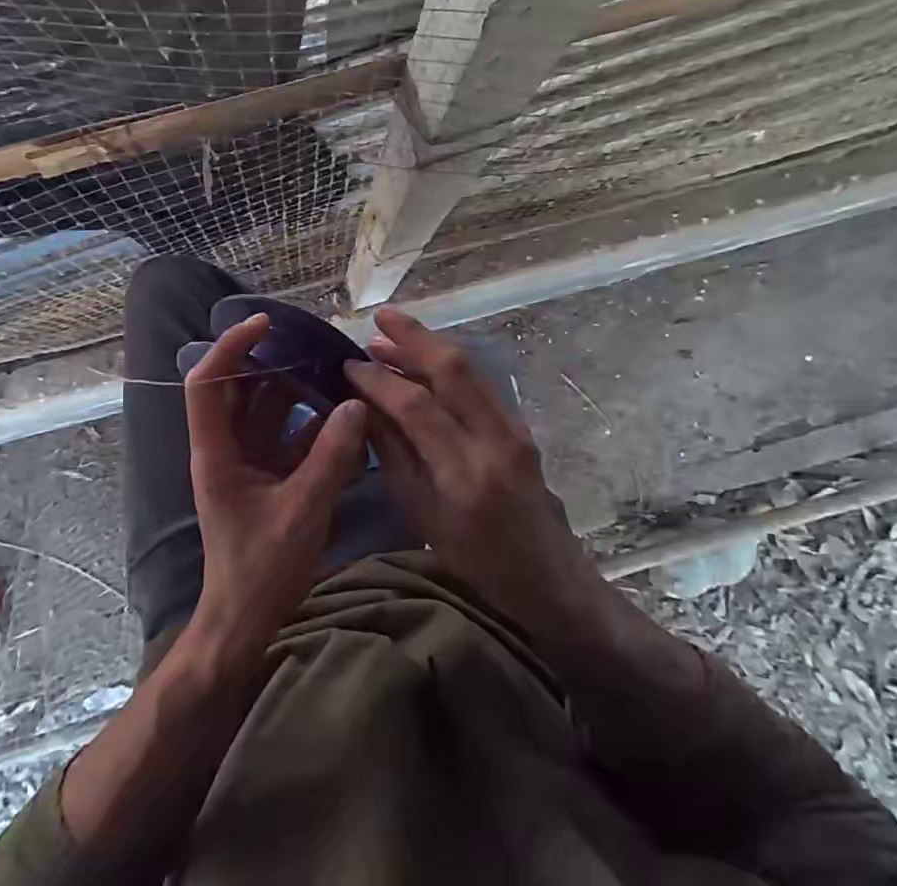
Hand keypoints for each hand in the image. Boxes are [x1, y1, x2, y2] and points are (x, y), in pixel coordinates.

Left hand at [185, 313, 369, 651]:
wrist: (245, 620)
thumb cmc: (261, 569)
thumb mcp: (303, 511)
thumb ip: (331, 458)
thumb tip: (356, 406)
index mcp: (216, 453)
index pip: (208, 383)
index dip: (230, 347)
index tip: (265, 323)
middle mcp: (226, 450)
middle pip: (240, 390)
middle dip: (273, 364)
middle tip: (316, 347)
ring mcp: (245, 464)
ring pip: (265, 412)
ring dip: (296, 393)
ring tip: (336, 374)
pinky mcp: (265, 479)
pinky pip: (285, 438)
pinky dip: (309, 425)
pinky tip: (342, 417)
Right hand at [343, 307, 584, 616]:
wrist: (547, 578)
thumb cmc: (475, 560)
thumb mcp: (422, 516)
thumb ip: (394, 456)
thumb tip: (365, 409)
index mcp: (464, 472)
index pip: (416, 406)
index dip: (378, 379)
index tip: (348, 364)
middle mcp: (495, 440)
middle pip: (453, 369)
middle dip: (413, 337)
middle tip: (378, 318)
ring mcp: (515, 430)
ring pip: (471, 370)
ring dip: (430, 347)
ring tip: (391, 337)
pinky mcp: (521, 428)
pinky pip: (481, 384)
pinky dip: (449, 367)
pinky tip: (424, 364)